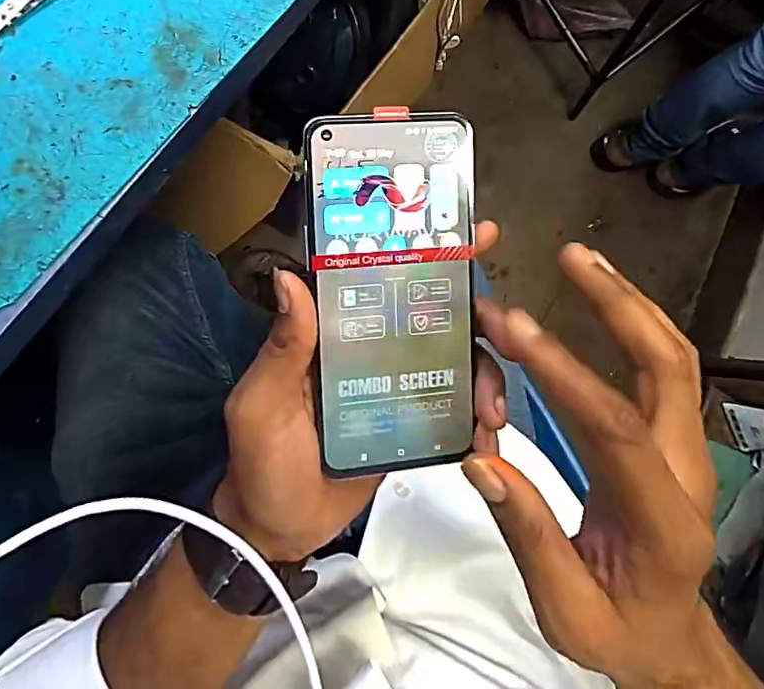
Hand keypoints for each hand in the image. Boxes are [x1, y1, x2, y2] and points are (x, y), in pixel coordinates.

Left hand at [215, 221, 503, 561]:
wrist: (280, 531)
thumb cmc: (260, 461)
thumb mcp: (262, 402)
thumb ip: (282, 347)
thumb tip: (290, 278)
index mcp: (335, 329)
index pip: (380, 275)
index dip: (424, 250)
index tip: (468, 233)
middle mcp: (372, 344)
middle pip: (436, 311)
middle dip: (478, 312)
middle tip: (503, 328)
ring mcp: (396, 381)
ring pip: (456, 357)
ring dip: (485, 372)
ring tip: (491, 410)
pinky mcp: (413, 419)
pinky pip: (454, 404)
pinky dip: (477, 411)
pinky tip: (487, 431)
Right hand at [463, 244, 757, 688]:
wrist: (674, 639)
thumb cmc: (620, 627)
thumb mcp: (566, 611)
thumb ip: (527, 534)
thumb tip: (480, 457)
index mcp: (662, 520)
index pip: (615, 428)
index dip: (561, 370)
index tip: (512, 326)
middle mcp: (687, 469)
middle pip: (668, 367)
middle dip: (617, 303)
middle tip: (570, 257)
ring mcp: (687, 445)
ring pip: (672, 355)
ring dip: (628, 300)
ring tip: (582, 258)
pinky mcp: (674, 433)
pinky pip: (662, 364)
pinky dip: (634, 318)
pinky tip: (603, 292)